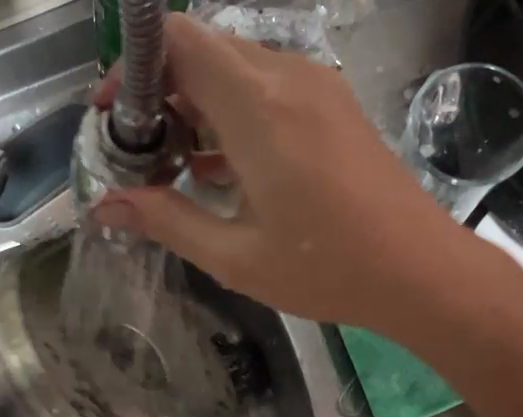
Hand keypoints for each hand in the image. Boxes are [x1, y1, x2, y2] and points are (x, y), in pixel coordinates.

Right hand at [91, 15, 467, 330]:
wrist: (418, 270)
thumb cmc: (325, 268)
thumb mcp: (235, 257)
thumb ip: (168, 221)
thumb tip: (104, 207)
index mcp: (258, 108)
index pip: (181, 41)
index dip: (135, 66)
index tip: (111, 115)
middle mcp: (287, 78)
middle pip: (205, 51)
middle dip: (161, 91)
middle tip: (138, 152)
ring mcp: (316, 88)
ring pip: (236, 69)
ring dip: (196, 104)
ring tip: (173, 165)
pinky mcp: (332, 106)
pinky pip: (267, 88)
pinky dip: (232, 114)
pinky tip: (219, 168)